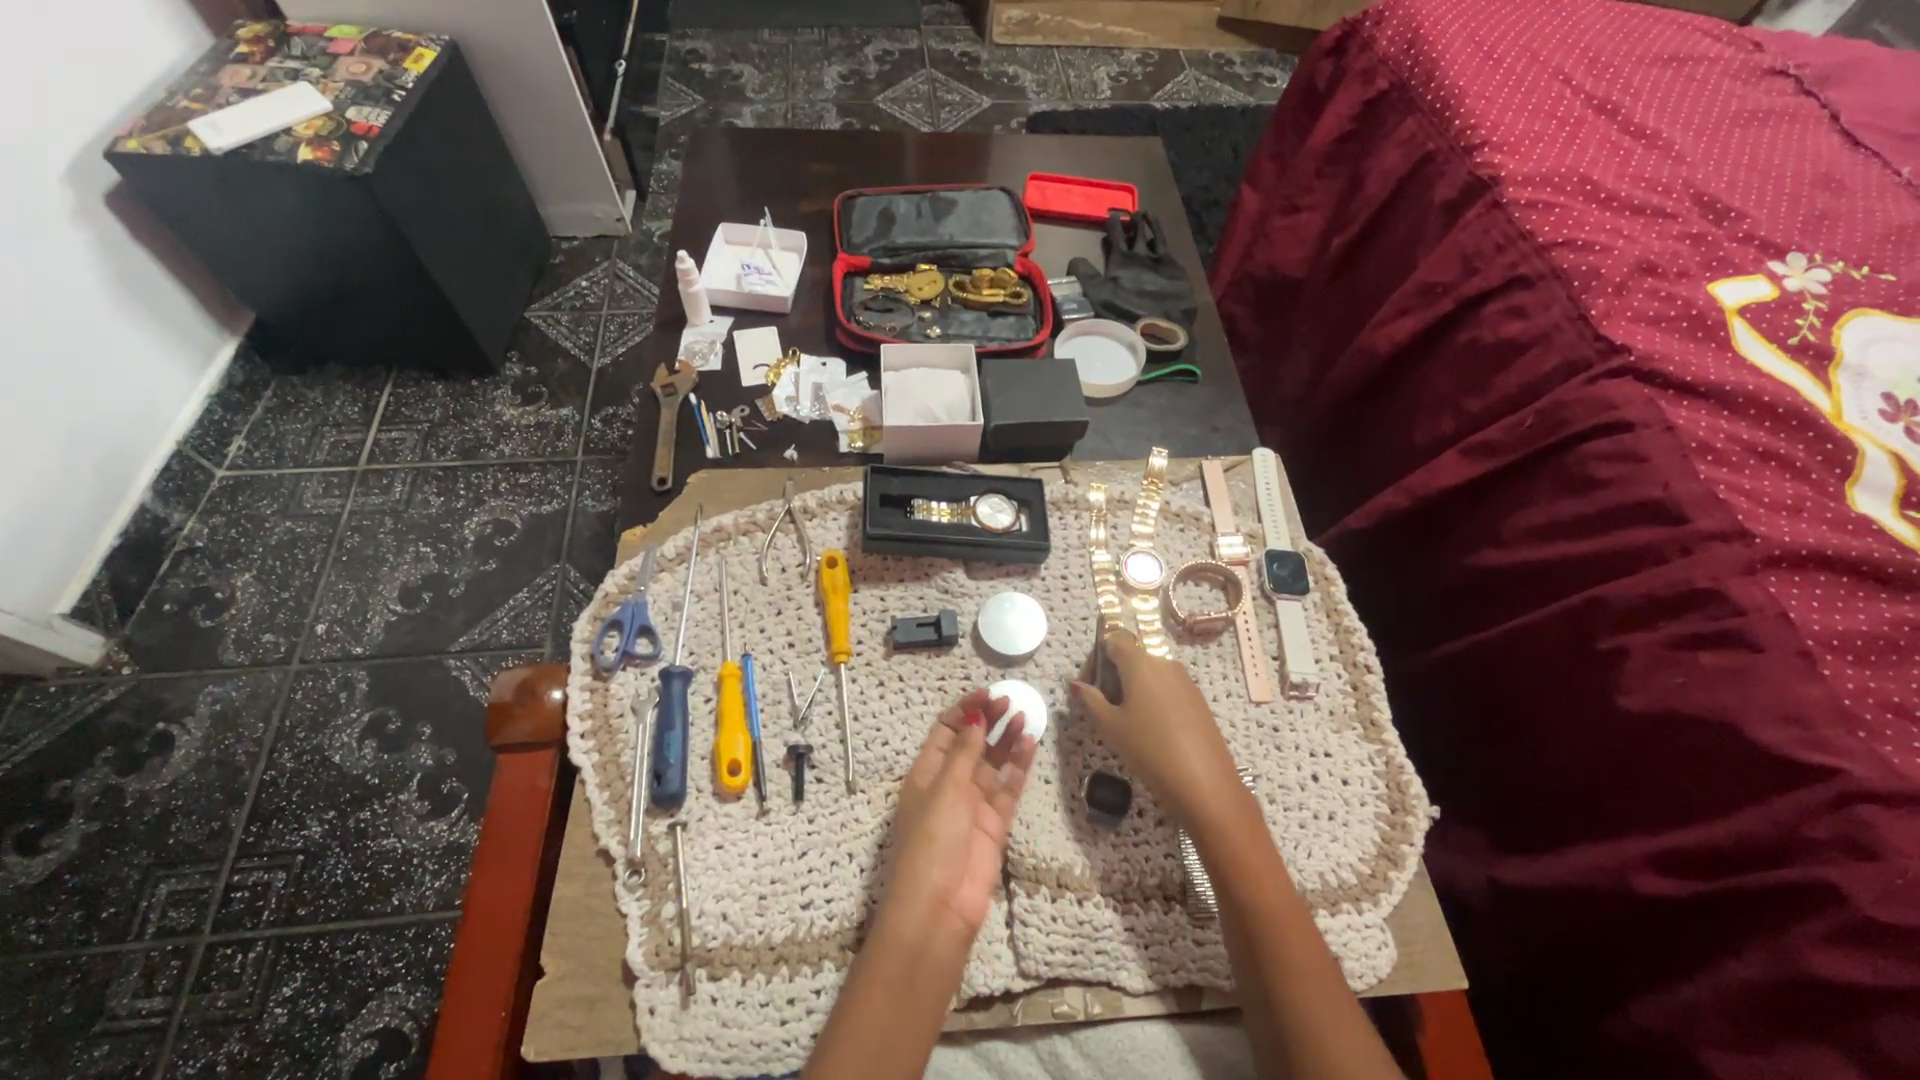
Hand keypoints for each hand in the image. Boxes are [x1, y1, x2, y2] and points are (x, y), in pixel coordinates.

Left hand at [882, 689, 1037, 945]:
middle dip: (988, 721)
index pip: (945, 731)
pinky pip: (1009, 789)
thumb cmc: (932, 841)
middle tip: (1011, 702)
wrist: (940, 906)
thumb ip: (964, 753)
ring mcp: (973, 806)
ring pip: (993, 764)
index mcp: (925, 774)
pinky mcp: (995, 824)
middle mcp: (949, 786)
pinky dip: (1020, 767)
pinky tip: (1031, 744)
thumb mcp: (944, 789)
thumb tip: (975, 717)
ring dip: (1007, 740)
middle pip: (971, 745)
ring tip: (1026, 716)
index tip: (987, 694)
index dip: (964, 710)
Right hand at [1071, 629, 1241, 828]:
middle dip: (1113, 676)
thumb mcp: (1110, 726)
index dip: (1096, 658)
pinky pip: (1168, 690)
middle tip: (1103, 708)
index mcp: (1141, 663)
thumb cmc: (1148, 748)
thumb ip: (1090, 700)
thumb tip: (1076, 684)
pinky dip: (1153, 700)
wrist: (1203, 781)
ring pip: (1151, 675)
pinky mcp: (1198, 700)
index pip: (1114, 640)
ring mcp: (1186, 681)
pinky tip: (1151, 730)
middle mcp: (1165, 663)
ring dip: (1133, 689)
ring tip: (1125, 722)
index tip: (1089, 687)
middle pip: (1133, 657)